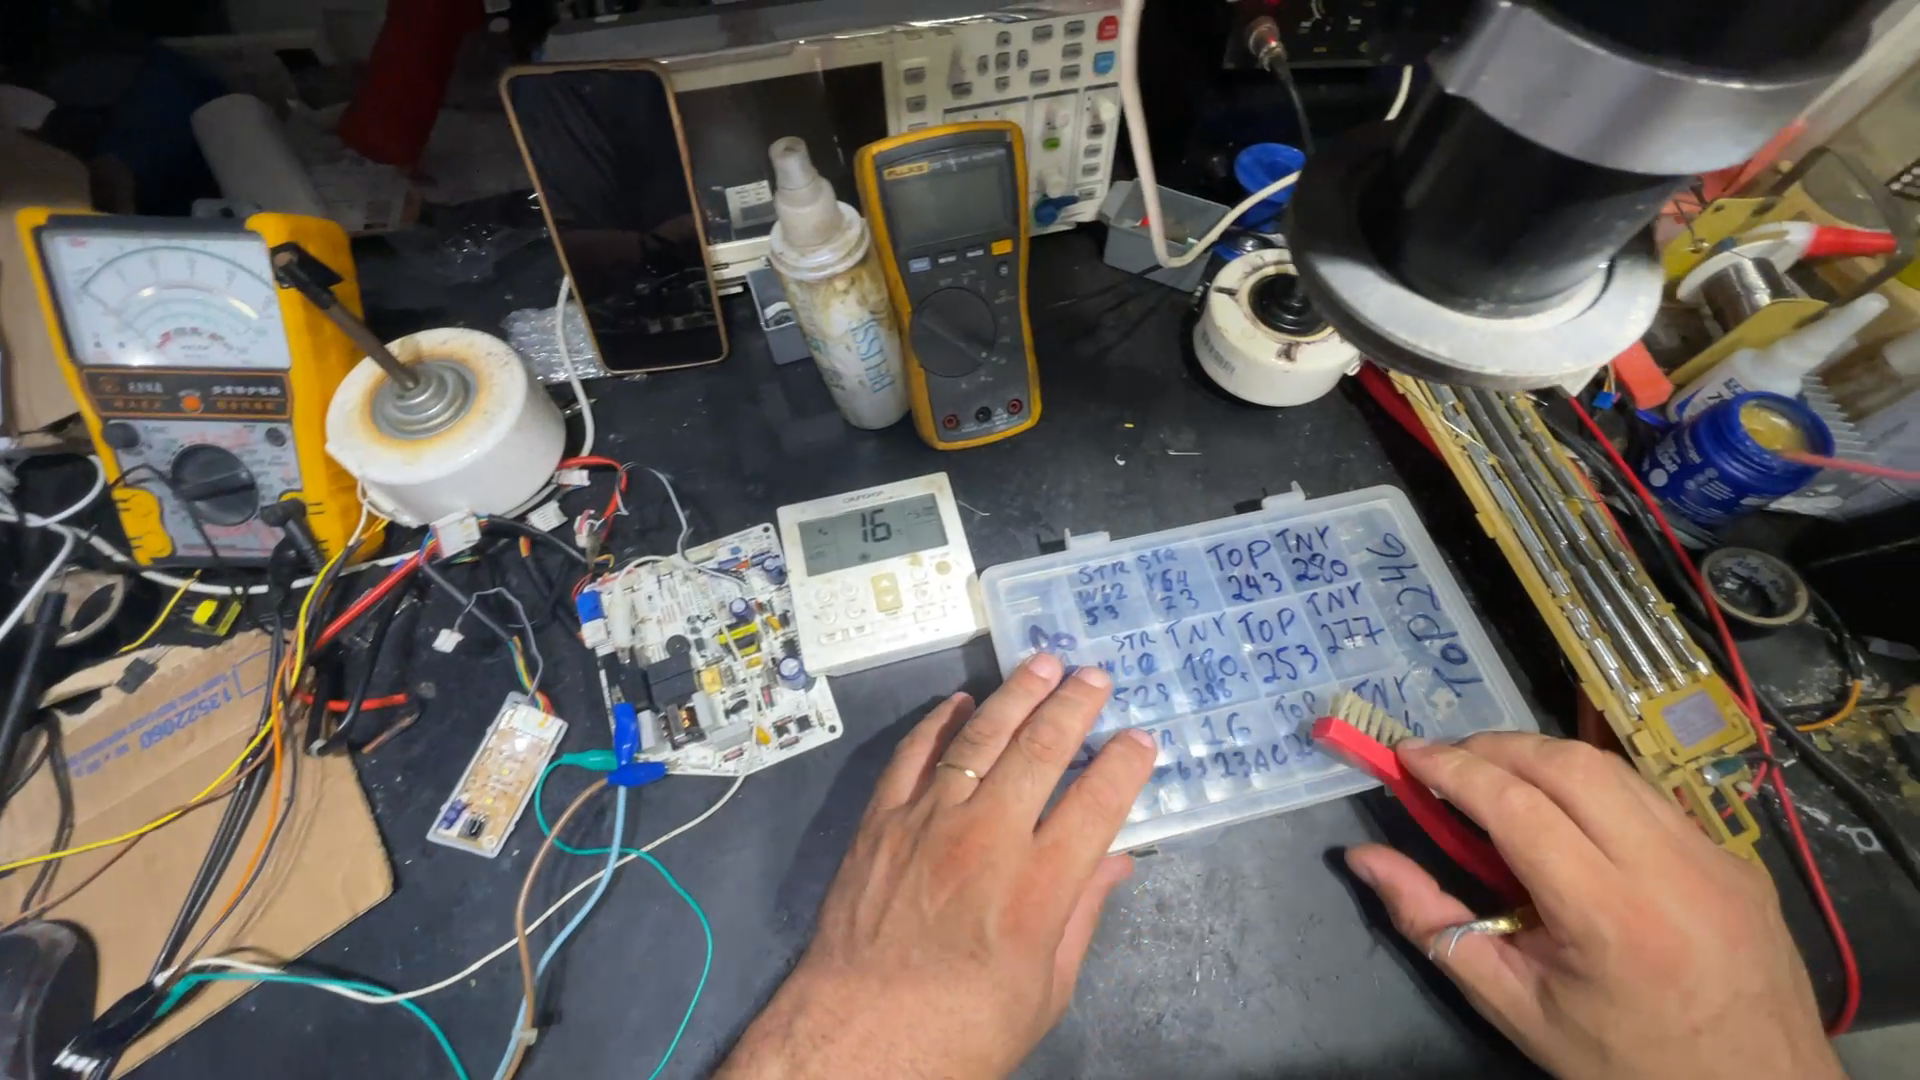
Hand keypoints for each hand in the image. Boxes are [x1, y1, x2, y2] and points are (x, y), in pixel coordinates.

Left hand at [717, 653, 1156, 1078]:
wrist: (858, 1037)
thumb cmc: (963, 1027)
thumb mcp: (1045, 990)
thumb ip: (1082, 915)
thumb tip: (1118, 860)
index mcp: (1037, 887)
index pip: (1097, 805)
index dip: (1125, 765)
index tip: (1141, 739)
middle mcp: (987, 837)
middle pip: (1041, 751)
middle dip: (1074, 706)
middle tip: (1095, 676)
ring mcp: (929, 819)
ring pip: (980, 736)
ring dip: (1016, 695)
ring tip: (1042, 664)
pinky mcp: (883, 816)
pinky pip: (914, 752)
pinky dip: (938, 721)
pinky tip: (960, 700)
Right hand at [1346, 734, 1841, 1079]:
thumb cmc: (1620, 1059)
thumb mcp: (1508, 1001)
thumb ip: (1427, 921)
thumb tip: (1361, 856)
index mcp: (1611, 919)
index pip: (1518, 807)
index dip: (1453, 769)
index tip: (1406, 756)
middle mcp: (1673, 874)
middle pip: (1566, 765)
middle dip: (1490, 747)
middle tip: (1444, 763)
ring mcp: (1716, 860)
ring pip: (1607, 766)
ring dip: (1534, 755)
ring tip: (1492, 776)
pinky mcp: (1736, 859)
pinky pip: (1642, 792)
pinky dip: (1582, 781)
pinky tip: (1559, 810)